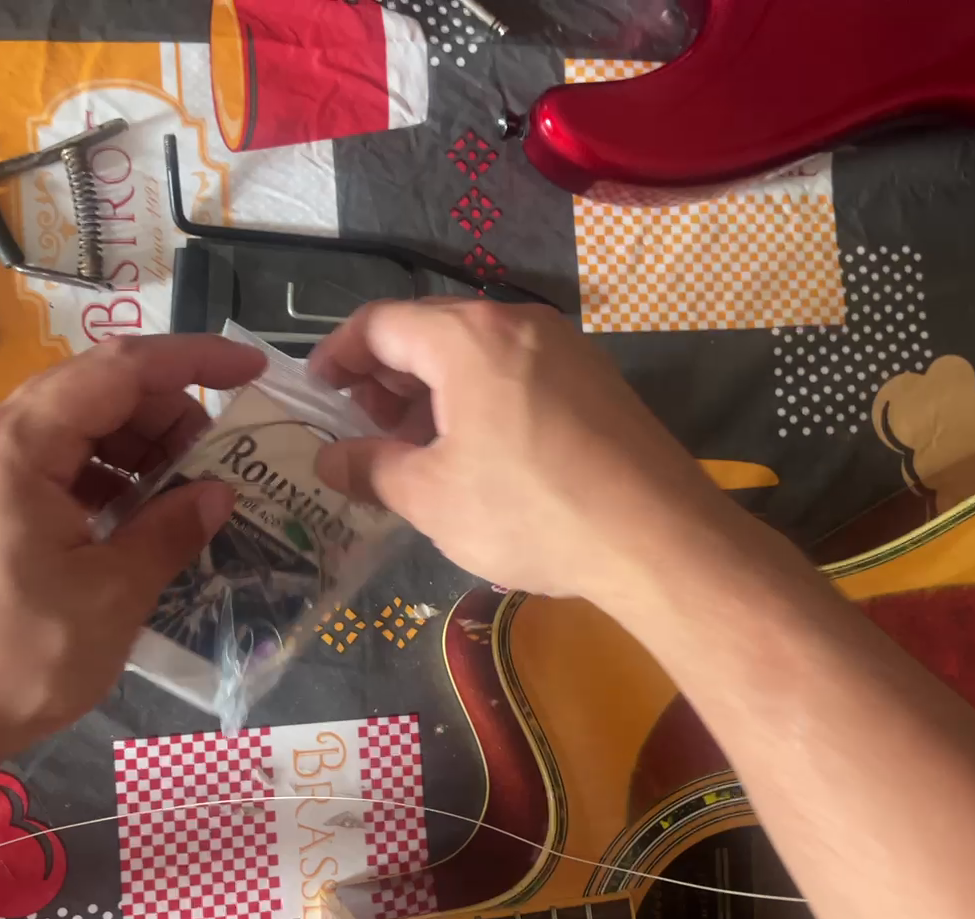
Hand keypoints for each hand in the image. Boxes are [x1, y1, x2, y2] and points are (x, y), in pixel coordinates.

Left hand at [0, 336, 265, 761]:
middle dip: (169, 412)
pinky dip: (105, 475)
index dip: (194, 360)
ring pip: (75, 427)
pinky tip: (135, 514)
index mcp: (14, 449)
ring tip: (184, 491)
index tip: (252, 368)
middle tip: (219, 458)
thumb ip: (171, 530)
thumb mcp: (113, 596)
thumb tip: (219, 493)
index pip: (118, 370)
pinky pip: (53, 465)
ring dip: (139, 446)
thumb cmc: (16, 662)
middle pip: (95, 391)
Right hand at [311, 299, 726, 601]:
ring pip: (475, 356)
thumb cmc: (529, 511)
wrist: (658, 539)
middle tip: (366, 432)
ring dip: (432, 395)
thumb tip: (328, 460)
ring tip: (417, 452)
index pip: (380, 324)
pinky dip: (478, 403)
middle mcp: (517, 323)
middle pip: (429, 334)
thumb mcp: (432, 497)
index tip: (317, 393)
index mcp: (468, 337)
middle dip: (385, 380)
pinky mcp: (594, 381)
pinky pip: (516, 375)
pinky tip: (476, 455)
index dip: (338, 356)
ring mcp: (565, 349)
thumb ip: (370, 469)